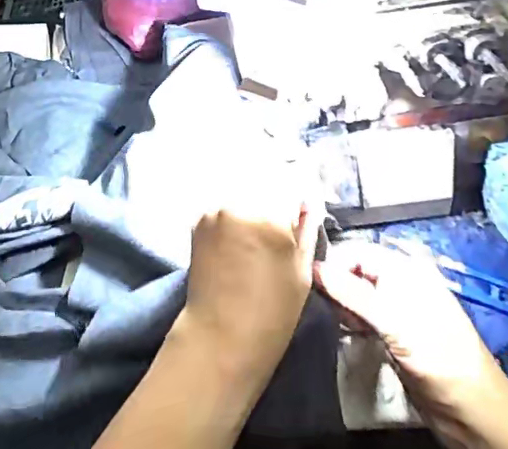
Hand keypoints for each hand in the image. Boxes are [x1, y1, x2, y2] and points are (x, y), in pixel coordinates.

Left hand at [94, 189, 321, 448]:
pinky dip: (238, 202)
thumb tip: (307, 200)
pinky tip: (245, 223)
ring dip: (257, 187)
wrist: (219, 338)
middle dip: (279, 178)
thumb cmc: (271, 313)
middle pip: (264, 169)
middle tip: (288, 202)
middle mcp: (237, 202)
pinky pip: (226, 197)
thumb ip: (306, 227)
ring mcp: (214, 208)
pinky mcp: (200, 218)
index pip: (291, 174)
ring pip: (243, 180)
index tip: (307, 191)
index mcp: (267, 215)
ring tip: (266, 213)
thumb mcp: (301, 271)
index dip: (303, 177)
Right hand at [314, 241, 499, 391]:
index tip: (307, 276)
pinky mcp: (395, 337)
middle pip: (358, 272)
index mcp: (407, 269)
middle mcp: (401, 284)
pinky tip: (341, 329)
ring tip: (326, 316)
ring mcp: (398, 311)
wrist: (474, 413)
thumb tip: (314, 268)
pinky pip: (365, 319)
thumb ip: (353, 294)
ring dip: (341, 303)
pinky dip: (350, 321)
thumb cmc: (439, 357)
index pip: (361, 251)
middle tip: (315, 301)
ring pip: (359, 296)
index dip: (334, 261)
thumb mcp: (394, 322)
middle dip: (335, 282)